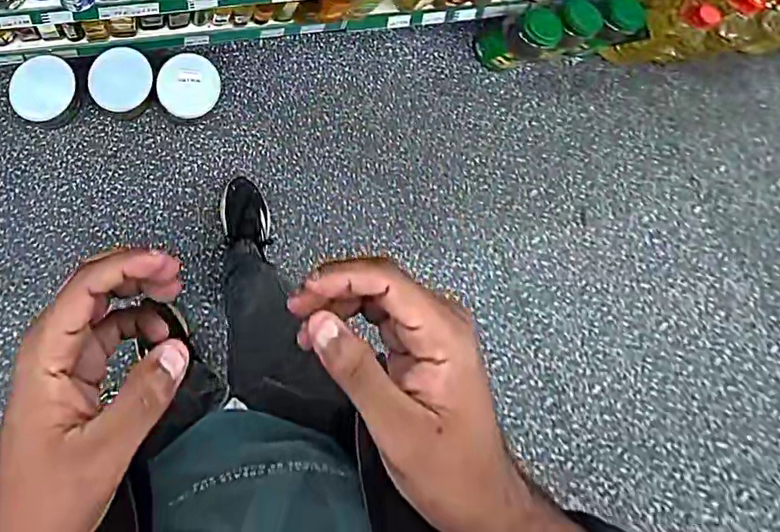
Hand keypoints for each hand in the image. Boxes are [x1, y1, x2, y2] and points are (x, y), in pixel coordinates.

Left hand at [0, 248, 189, 531]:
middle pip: (94, 284)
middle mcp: (49, 349)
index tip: (161, 262)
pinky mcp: (76, 373)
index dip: (128, 265)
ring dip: (139, 293)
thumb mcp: (100, 453)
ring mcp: (62, 360)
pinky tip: (157, 333)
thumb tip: (174, 351)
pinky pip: (110, 329)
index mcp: (44, 356)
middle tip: (172, 273)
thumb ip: (142, 398)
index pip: (86, 285)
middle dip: (136, 270)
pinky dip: (138, 323)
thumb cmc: (40, 505)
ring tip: (170, 296)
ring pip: (103, 303)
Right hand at [288, 258, 577, 531]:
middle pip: (379, 279)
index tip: (309, 290)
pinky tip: (328, 331)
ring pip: (375, 292)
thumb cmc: (455, 473)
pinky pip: (378, 312)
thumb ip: (356, 372)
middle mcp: (441, 321)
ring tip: (306, 320)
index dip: (342, 276)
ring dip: (337, 300)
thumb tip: (321, 324)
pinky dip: (348, 316)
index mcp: (444, 333)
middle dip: (333, 286)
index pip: (386, 279)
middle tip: (298, 305)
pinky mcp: (419, 341)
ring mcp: (431, 329)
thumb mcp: (397, 429)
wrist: (481, 503)